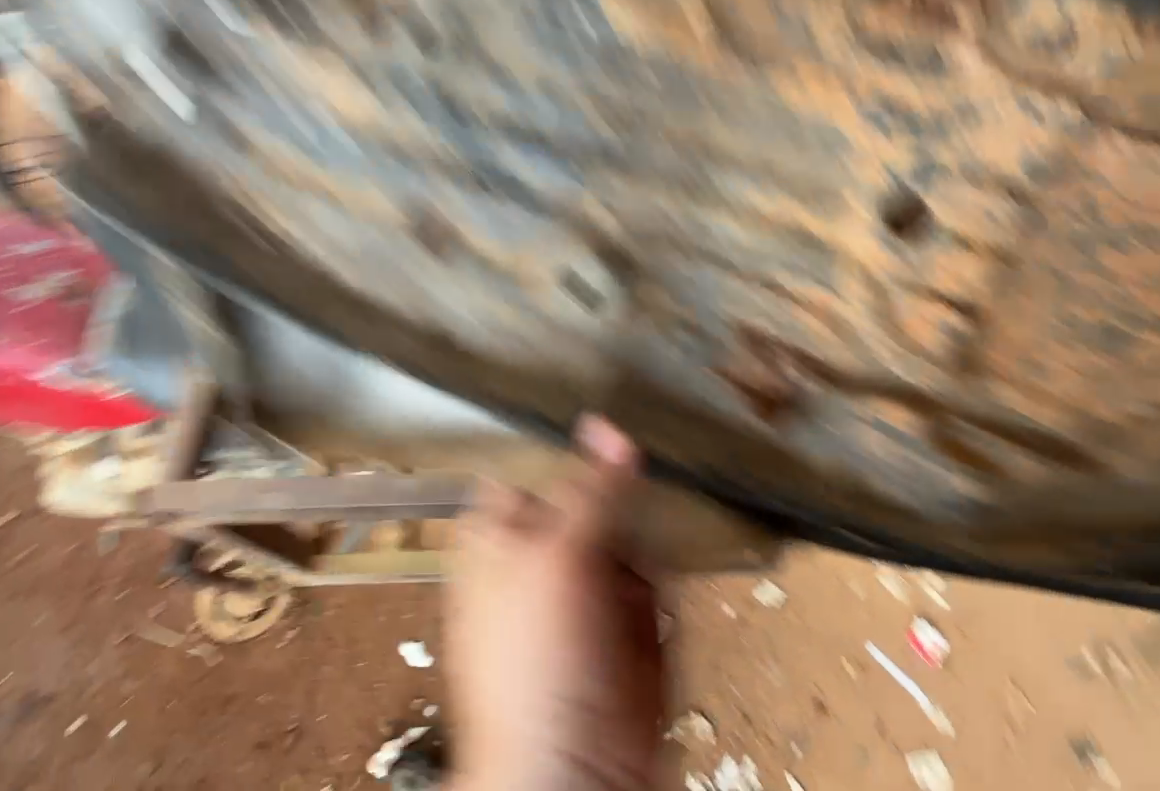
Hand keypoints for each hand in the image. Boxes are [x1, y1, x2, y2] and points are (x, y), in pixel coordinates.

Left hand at [446, 416, 664, 790]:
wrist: (572, 775)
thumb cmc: (532, 669)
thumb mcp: (554, 560)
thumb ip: (585, 490)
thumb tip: (607, 424)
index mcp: (500, 537)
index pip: (530, 468)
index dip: (564, 441)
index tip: (609, 406)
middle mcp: (542, 558)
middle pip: (591, 497)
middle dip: (618, 496)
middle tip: (638, 481)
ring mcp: (587, 594)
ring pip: (628, 535)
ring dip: (643, 548)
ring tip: (634, 585)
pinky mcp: (627, 626)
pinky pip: (655, 583)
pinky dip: (659, 594)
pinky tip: (647, 623)